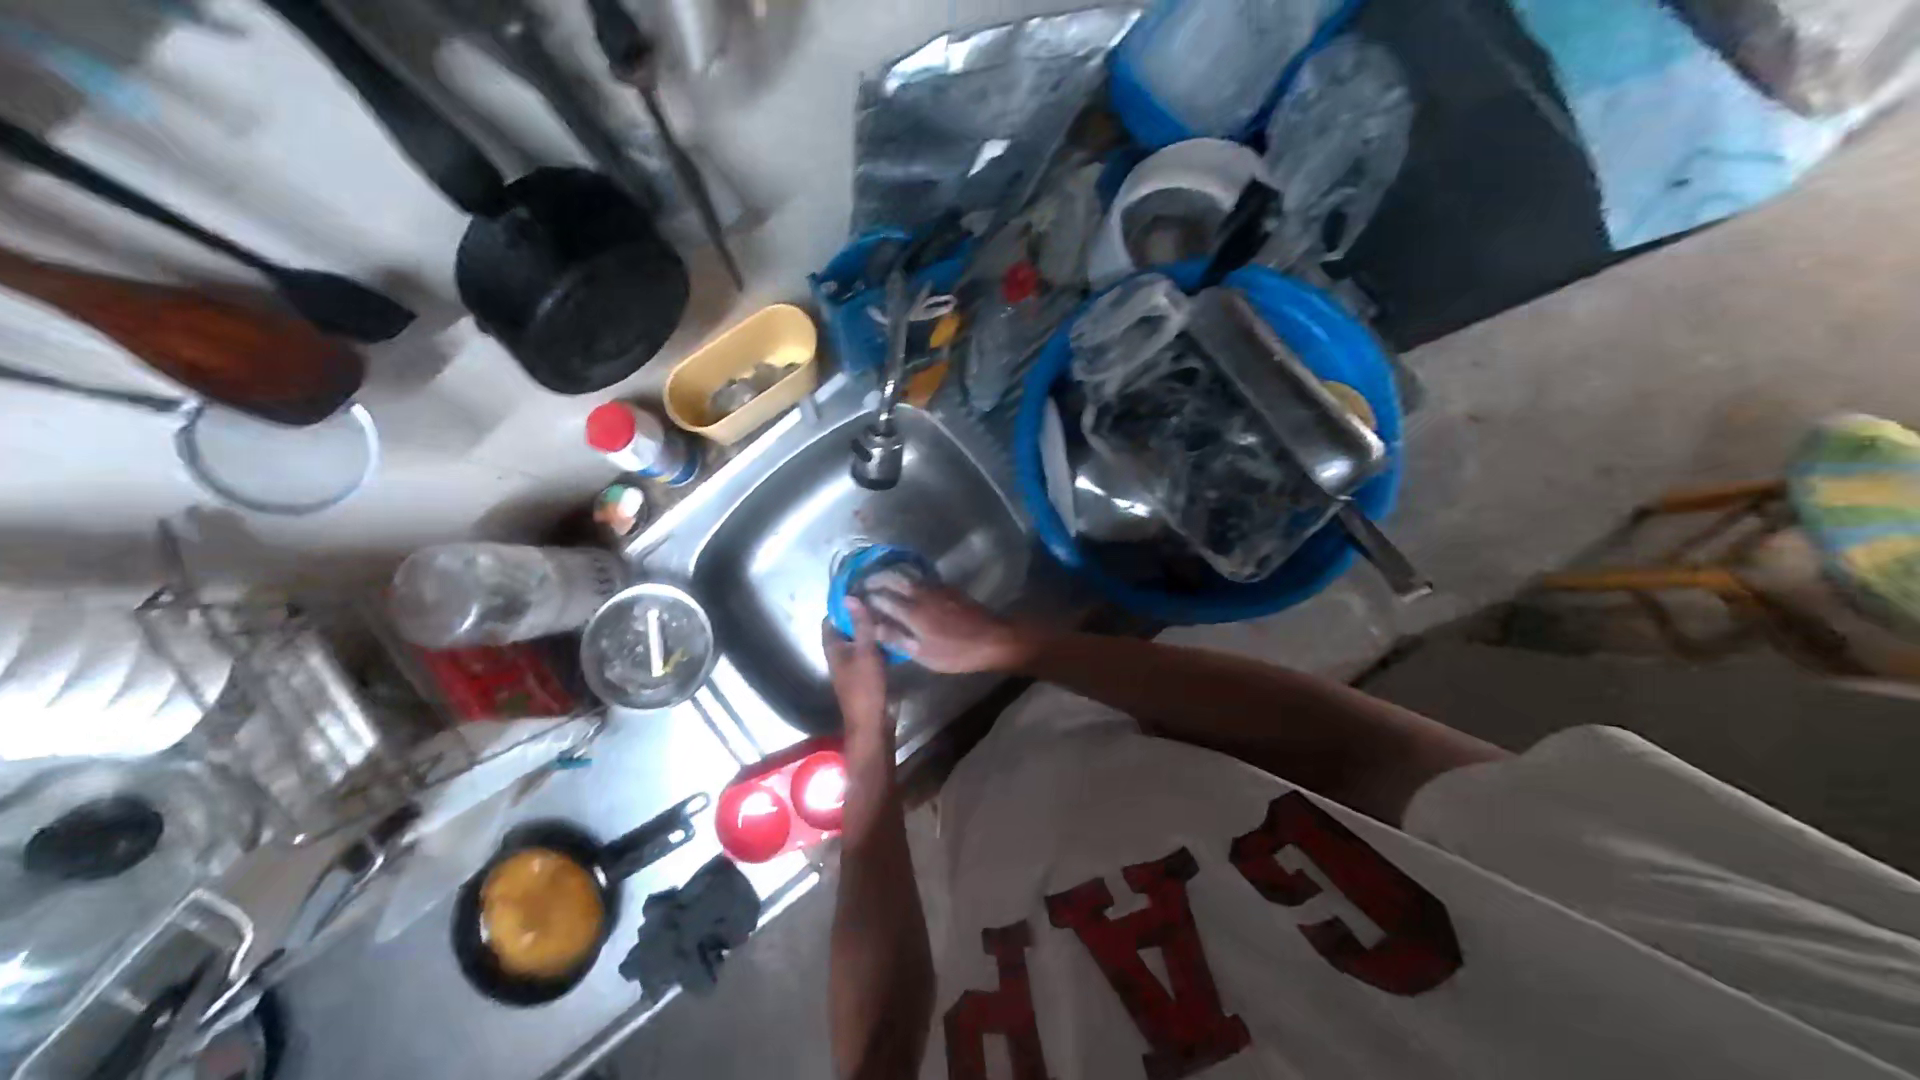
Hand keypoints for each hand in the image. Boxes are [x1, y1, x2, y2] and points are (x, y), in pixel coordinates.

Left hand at [823, 598, 888, 742]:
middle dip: (860, 615)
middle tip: (879, 600)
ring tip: (889, 614)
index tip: (861, 591)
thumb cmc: (865, 686)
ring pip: (859, 640)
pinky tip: (894, 636)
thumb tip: (850, 597)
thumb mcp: (865, 651)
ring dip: (870, 629)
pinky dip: (878, 643)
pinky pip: (869, 652)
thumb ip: (860, 624)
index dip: (843, 605)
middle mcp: (839, 654)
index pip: (831, 618)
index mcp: (833, 647)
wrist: (872, 721)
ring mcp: (851, 665)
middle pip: (846, 628)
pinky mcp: (865, 674)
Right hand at [859, 574, 1042, 674]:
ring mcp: (936, 588)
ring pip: (908, 576)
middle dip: (875, 578)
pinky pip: (922, 579)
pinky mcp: (949, 588)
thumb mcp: (922, 653)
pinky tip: (908, 586)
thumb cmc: (956, 652)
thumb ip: (895, 638)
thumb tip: (872, 628)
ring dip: (891, 575)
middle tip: (864, 582)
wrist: (993, 638)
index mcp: (911, 611)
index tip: (853, 596)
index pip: (881, 598)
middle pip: (893, 579)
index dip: (865, 597)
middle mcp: (921, 593)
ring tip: (880, 580)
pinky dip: (909, 579)